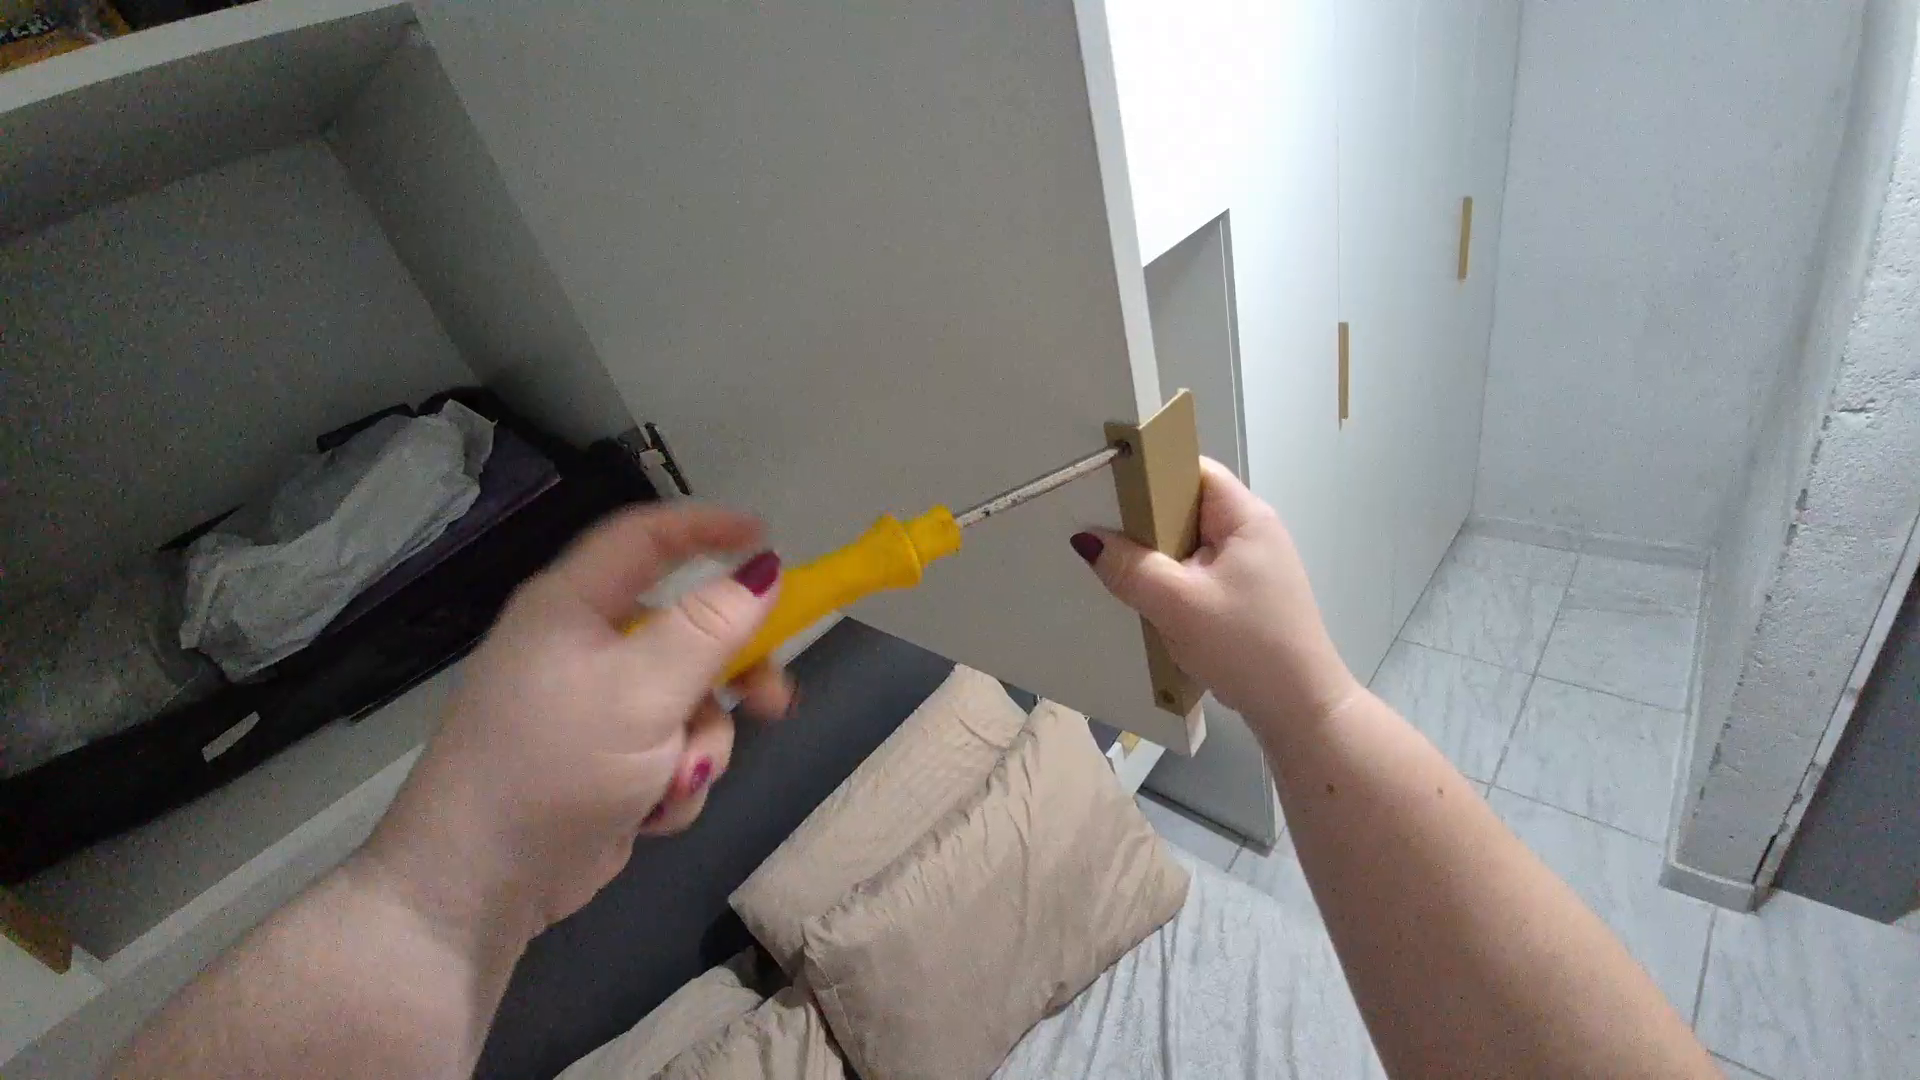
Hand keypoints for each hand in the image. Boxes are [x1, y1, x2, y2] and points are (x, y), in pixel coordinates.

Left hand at [358, 503, 793, 943]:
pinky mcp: (612, 758)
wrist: (477, 890)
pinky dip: (676, 777)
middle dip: (734, 670)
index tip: (768, 540)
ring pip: (693, 697)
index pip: (649, 538)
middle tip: (772, 699)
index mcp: (576, 607)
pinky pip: (675, 745)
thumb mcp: (642, 692)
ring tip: (682, 779)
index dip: (709, 529)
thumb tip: (766, 572)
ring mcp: (601, 707)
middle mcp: (589, 647)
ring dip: (702, 740)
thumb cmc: (553, 768)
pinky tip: (651, 811)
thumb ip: (710, 629)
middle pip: (689, 630)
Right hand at [1072, 458, 1358, 736]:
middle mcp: (1252, 534)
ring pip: (1187, 546)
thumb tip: (1086, 539)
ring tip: (1115, 569)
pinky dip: (1170, 584)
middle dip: (1144, 523)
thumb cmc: (1245, 645)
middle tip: (1101, 533)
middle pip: (1186, 509)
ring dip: (1155, 559)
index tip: (1106, 487)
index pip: (1193, 472)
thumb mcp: (1178, 604)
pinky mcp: (1244, 598)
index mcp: (1246, 518)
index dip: (1150, 473)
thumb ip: (1130, 568)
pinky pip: (1195, 575)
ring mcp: (1250, 568)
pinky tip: (1147, 602)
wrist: (1299, 710)